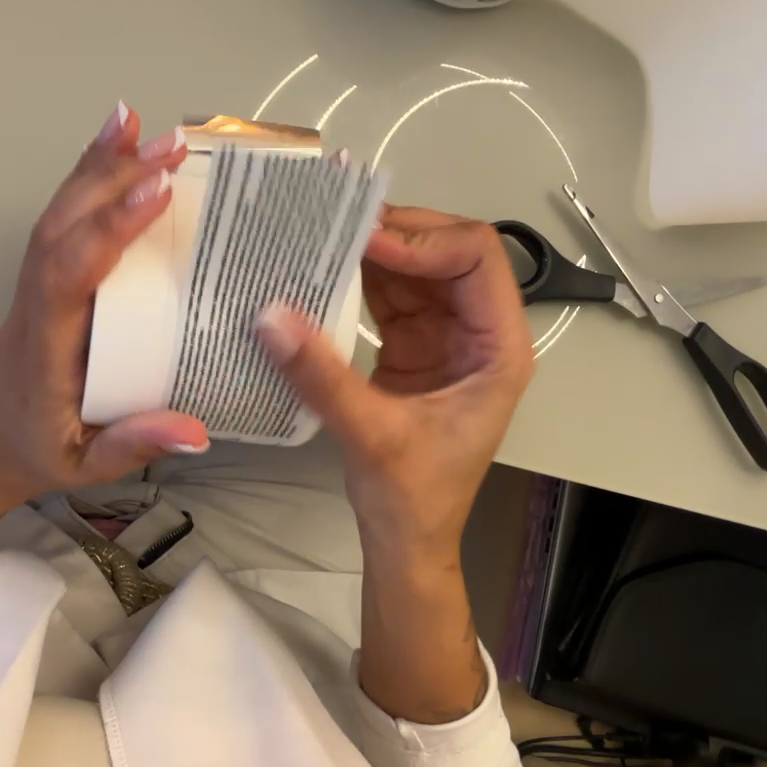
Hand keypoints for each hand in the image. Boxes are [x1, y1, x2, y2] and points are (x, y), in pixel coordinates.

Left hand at [0, 104, 208, 571]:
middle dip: (113, 179)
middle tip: (170, 144)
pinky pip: (61, 222)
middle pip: (63, 226)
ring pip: (59, 214)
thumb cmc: (36, 452)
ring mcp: (34, 288)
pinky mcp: (44, 281)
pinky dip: (85, 182)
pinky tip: (112, 152)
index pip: (70, 276)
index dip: (111, 230)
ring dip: (97, 166)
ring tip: (139, 123)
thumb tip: (197, 430)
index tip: (158, 193)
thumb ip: (135, 445)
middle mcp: (35, 305)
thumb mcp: (86, 465)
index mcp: (46, 348)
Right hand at [258, 206, 533, 554]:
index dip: (423, 241)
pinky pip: (387, 298)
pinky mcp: (409, 348)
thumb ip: (322, 377)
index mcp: (497, 348)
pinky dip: (357, 280)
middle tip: (335, 226)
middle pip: (446, 254)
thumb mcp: (371, 435)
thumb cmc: (412, 497)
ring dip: (372, 252)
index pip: (476, 261)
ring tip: (320, 237)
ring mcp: (442, 338)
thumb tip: (269, 318)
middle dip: (396, 235)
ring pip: (414, 270)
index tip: (364, 242)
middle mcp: (476, 332)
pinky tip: (322, 270)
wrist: (404, 540)